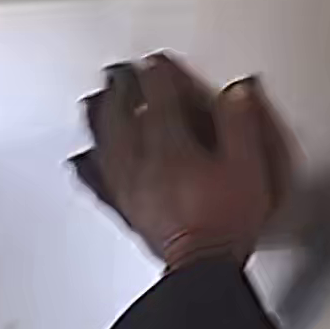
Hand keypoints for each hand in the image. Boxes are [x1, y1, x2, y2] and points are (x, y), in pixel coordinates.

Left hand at [71, 53, 293, 270]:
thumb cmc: (228, 217)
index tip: (155, 61)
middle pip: (125, 121)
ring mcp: (133, 191)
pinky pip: (99, 186)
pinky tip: (80, 161)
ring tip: (93, 102)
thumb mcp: (249, 164)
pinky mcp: (128, 211)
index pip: (162, 104)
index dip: (159, 78)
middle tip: (117, 73)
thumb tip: (236, 93)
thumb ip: (241, 124)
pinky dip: (87, 170)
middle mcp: (146, 167)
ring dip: (99, 120)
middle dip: (121, 93)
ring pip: (106, 147)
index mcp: (175, 150)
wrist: (206, 267)